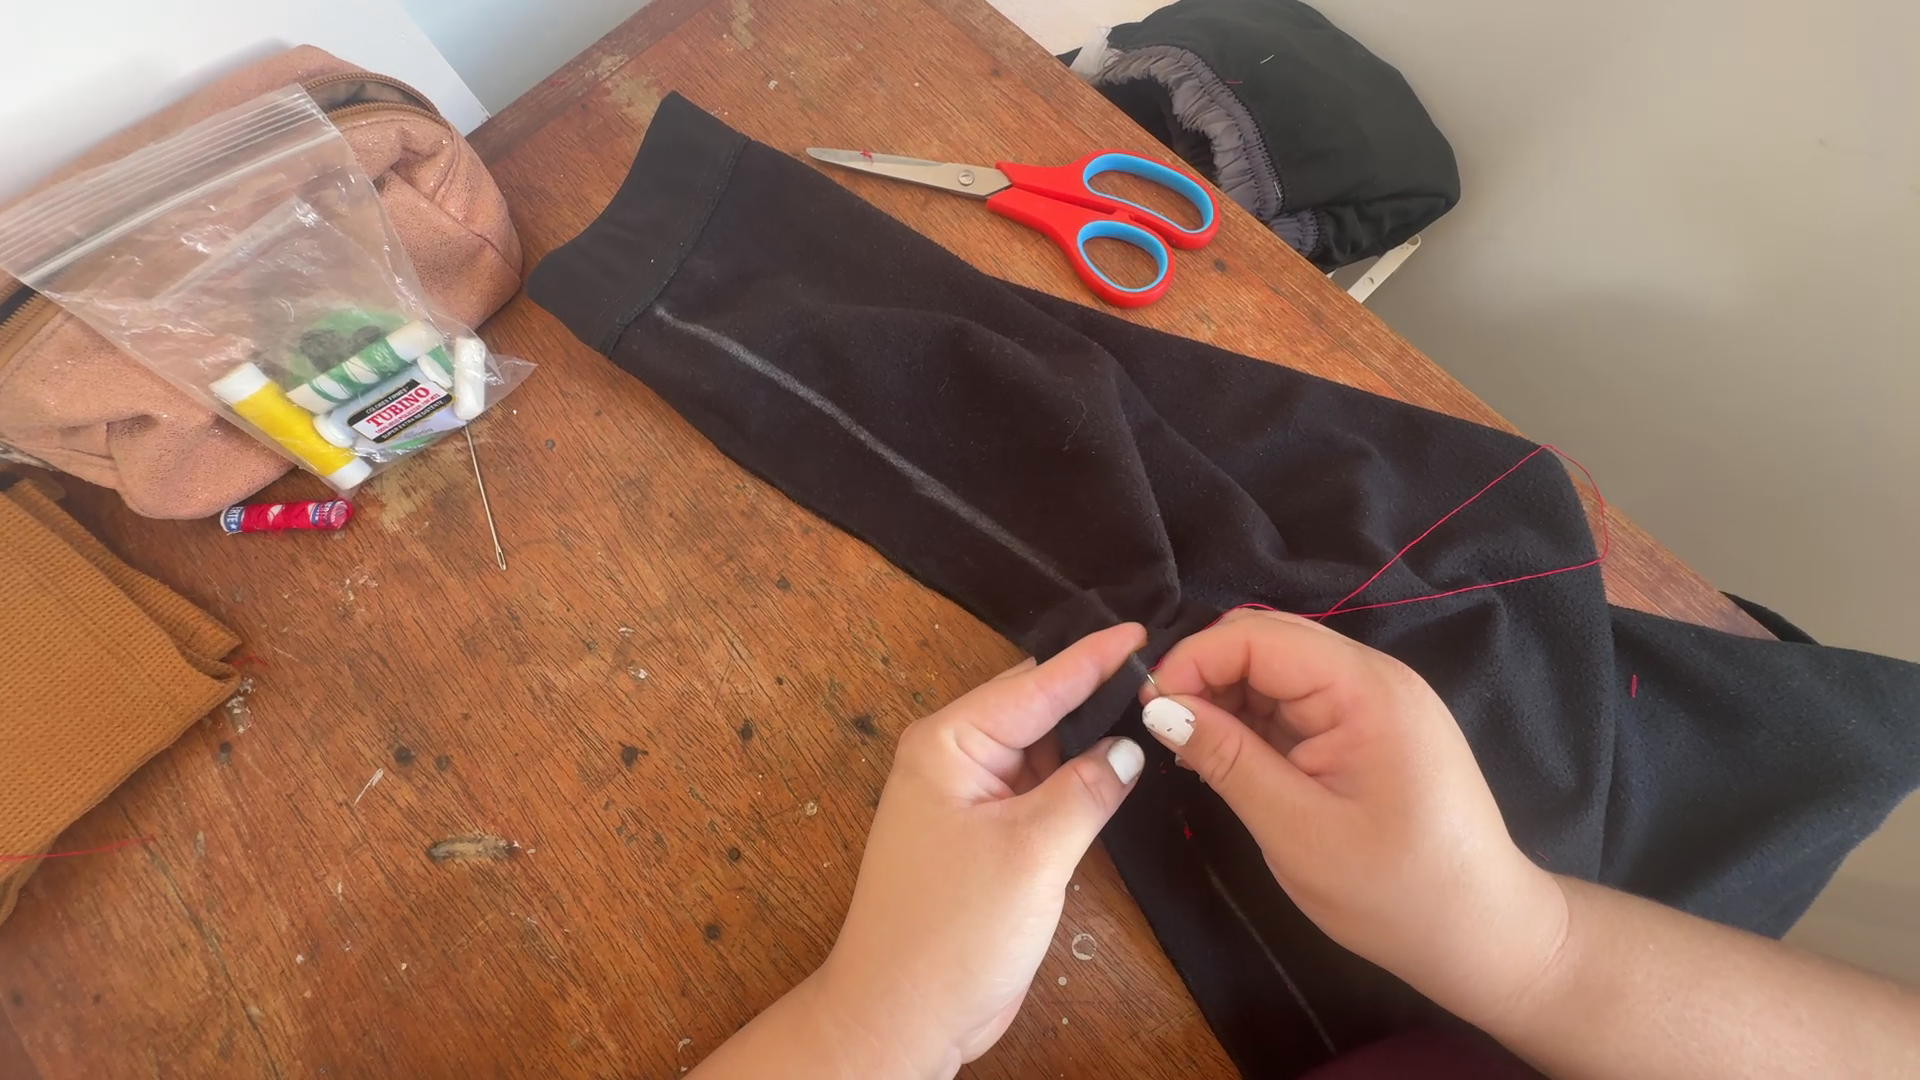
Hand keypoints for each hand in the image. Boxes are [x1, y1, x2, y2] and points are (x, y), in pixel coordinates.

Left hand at [810, 622, 1148, 1075]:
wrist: (900, 1017)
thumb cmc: (953, 930)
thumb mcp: (1030, 853)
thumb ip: (1085, 790)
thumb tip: (1129, 746)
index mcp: (951, 740)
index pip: (1035, 685)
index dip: (1091, 658)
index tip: (1141, 630)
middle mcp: (956, 754)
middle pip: (1036, 708)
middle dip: (1092, 693)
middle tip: (1158, 670)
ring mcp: (970, 792)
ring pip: (1040, 748)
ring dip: (1085, 736)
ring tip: (1147, 707)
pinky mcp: (986, 828)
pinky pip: (1037, 785)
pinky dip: (1073, 776)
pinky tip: (1114, 764)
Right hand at [1136, 609, 1567, 1024]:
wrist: (1487, 941)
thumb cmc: (1396, 894)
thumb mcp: (1297, 831)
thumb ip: (1226, 759)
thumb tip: (1156, 707)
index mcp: (1365, 689)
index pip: (1257, 636)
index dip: (1194, 660)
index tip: (1151, 708)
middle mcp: (1368, 676)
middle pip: (1261, 638)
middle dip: (1204, 673)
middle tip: (1166, 727)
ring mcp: (1365, 696)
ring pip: (1268, 664)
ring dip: (1221, 695)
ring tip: (1193, 748)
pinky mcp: (1358, 721)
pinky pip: (1285, 696)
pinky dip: (1245, 715)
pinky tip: (1225, 752)